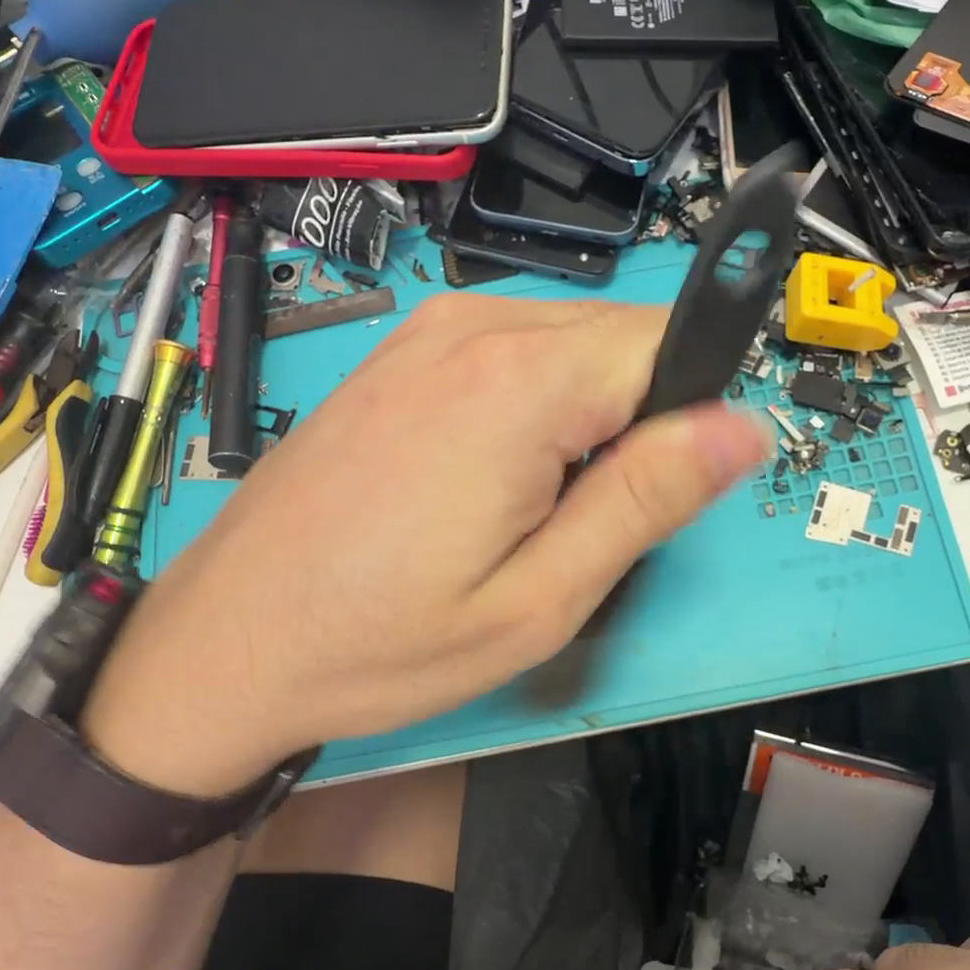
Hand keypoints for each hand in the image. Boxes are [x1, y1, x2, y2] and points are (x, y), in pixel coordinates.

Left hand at [79, 295, 768, 795]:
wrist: (227, 641)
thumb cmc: (382, 642)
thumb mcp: (538, 600)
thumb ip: (645, 500)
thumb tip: (742, 425)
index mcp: (520, 381)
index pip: (671, 344)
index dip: (687, 420)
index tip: (645, 500)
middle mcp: (474, 327)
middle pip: (624, 341)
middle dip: (637, 424)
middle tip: (581, 524)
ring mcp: (430, 331)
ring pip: (575, 346)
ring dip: (586, 420)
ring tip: (529, 512)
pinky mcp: (404, 351)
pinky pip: (518, 354)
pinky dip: (537, 408)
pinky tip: (487, 482)